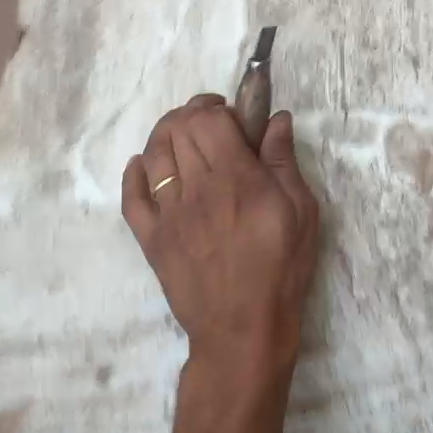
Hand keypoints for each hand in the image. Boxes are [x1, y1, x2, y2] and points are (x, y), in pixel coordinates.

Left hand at [123, 94, 320, 386]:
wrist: (244, 326)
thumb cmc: (282, 264)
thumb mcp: (301, 208)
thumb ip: (283, 161)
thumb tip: (277, 120)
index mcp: (236, 177)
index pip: (207, 120)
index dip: (215, 106)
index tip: (233, 112)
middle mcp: (196, 189)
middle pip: (176, 131)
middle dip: (191, 114)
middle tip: (213, 122)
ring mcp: (168, 214)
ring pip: (152, 156)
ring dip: (165, 135)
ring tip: (185, 137)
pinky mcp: (151, 239)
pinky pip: (131, 198)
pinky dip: (134, 173)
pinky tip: (145, 164)